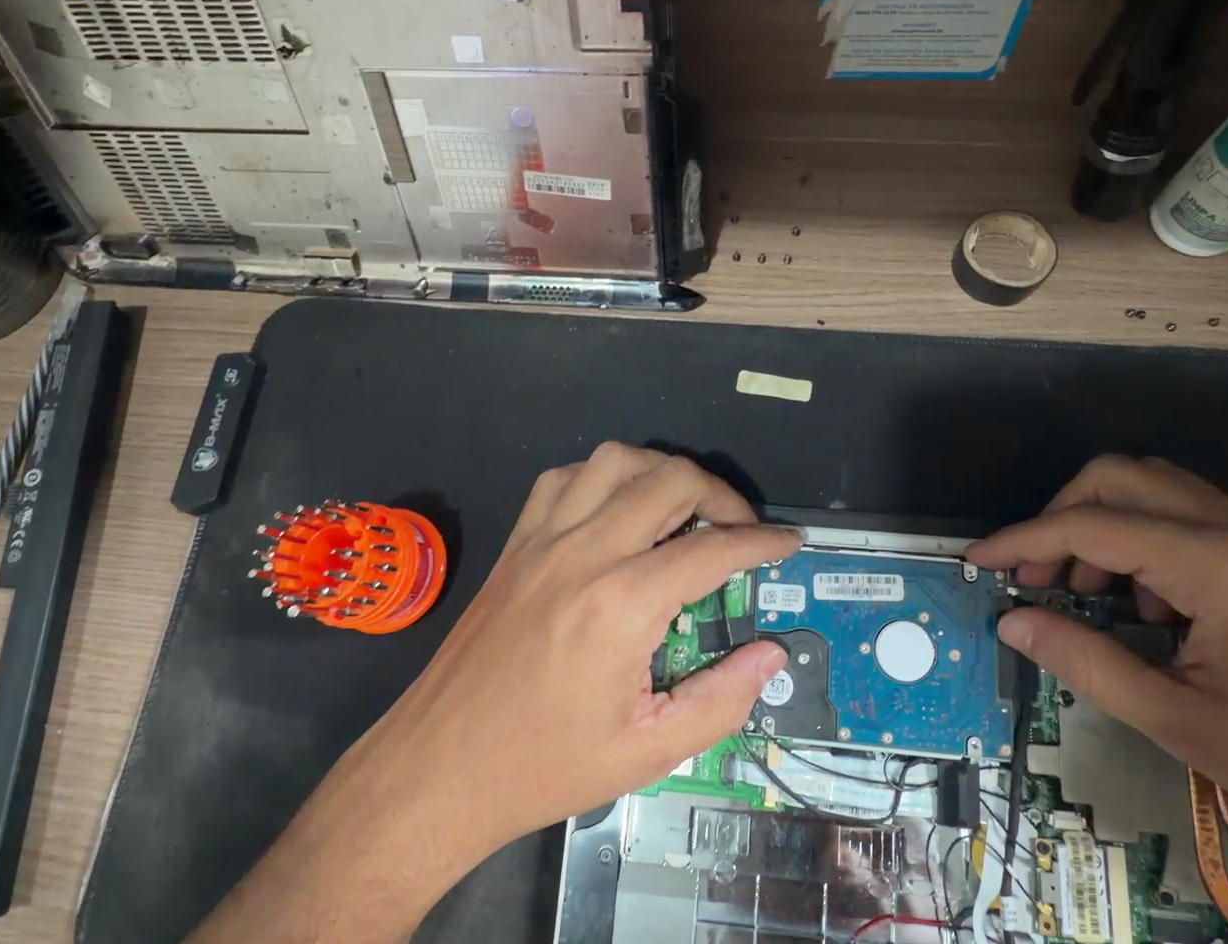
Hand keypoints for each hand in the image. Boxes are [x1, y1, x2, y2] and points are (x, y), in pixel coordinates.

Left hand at [364, 442, 799, 840]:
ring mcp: (542, 540)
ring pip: (614, 460)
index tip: (788, 543)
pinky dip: (603, 478)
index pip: (712, 550)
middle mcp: (583, 553)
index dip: (761, 541)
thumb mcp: (647, 752)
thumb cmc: (544, 766)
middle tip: (741, 528)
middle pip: (669, 481)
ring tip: (683, 509)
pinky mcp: (515, 544)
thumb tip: (770, 655)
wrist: (439, 767)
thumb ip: (720, 701)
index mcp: (622, 606)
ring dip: (660, 472)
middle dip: (721, 495)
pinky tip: (616, 510)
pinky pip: (563, 478)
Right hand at [967, 455, 1227, 943]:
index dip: (1021, 540)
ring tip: (1096, 601)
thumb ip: (1085, 663)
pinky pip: (1197, 518)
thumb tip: (1015, 624)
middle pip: (1120, 477)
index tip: (979, 562)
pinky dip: (1150, 543)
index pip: (1088, 524)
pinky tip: (1159, 611)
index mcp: (1216, 563)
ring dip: (1106, 529)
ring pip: (1158, 490)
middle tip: (1036, 580)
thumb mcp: (1182, 722)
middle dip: (1059, 518)